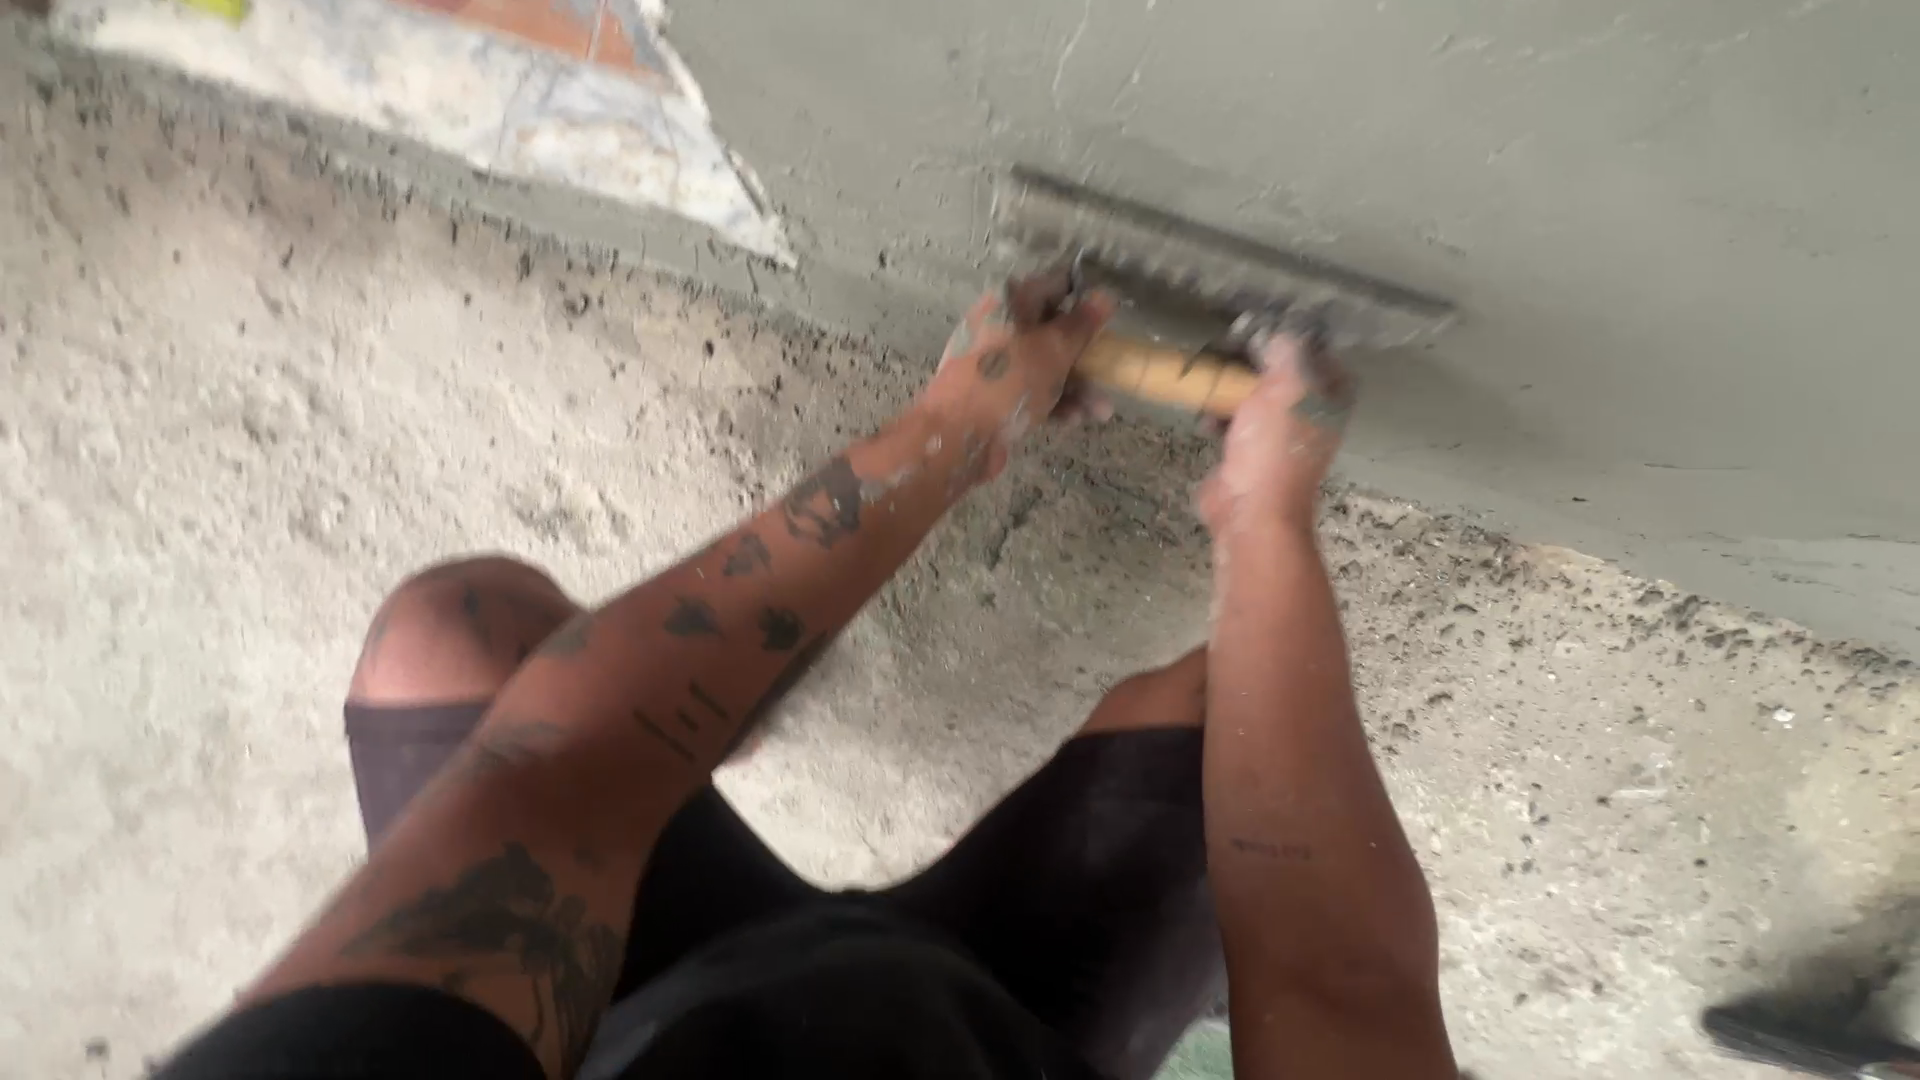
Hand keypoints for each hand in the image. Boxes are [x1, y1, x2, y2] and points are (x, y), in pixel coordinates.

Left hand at [917, 269, 1117, 484]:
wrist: (957, 438)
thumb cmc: (1007, 383)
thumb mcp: (1052, 350)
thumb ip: (1081, 325)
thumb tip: (1105, 296)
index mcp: (1008, 302)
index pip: (1055, 285)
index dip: (1085, 299)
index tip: (1111, 318)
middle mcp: (1000, 328)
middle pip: (1053, 330)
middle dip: (1086, 353)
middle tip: (1111, 370)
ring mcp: (996, 364)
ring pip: (1046, 366)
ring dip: (1077, 386)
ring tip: (1102, 411)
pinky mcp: (995, 397)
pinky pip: (1032, 392)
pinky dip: (1055, 403)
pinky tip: (1077, 419)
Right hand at [1198, 332, 1353, 534]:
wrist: (1250, 509)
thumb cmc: (1273, 448)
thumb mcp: (1286, 386)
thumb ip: (1287, 350)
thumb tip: (1277, 329)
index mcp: (1331, 393)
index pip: (1308, 346)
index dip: (1279, 334)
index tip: (1248, 328)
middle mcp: (1309, 408)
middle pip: (1275, 368)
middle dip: (1245, 361)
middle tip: (1220, 352)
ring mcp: (1278, 431)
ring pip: (1250, 391)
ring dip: (1226, 387)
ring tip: (1209, 385)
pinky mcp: (1249, 448)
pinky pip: (1232, 417)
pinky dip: (1217, 414)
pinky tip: (1205, 417)